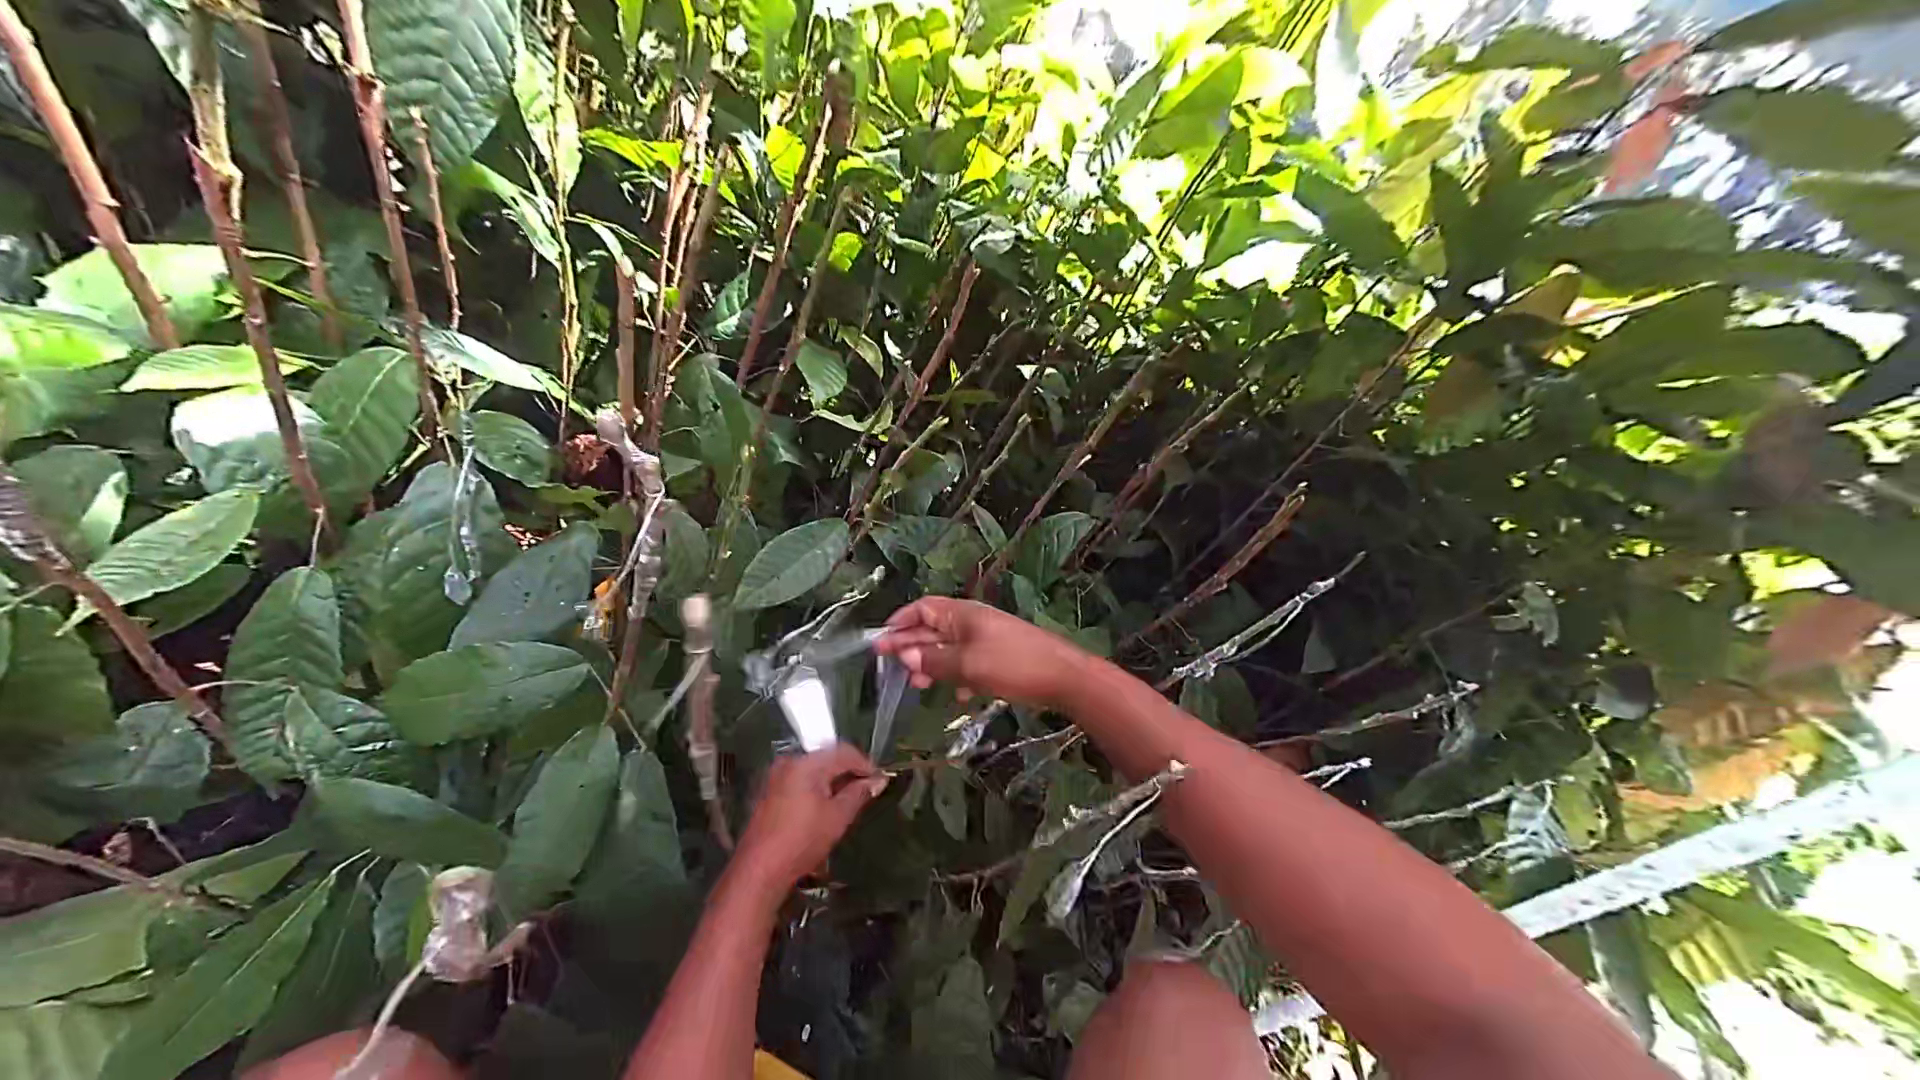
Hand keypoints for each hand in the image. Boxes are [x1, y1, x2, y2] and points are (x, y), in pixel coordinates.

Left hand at [733, 744, 885, 893]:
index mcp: (806, 763)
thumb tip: (878, 780)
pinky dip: (817, 786)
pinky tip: (826, 804)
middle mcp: (790, 762)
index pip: (844, 751)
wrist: (759, 870)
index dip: (865, 764)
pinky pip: (801, 778)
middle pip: (827, 756)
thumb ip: (859, 794)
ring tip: (849, 798)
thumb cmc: (802, 841)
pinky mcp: (771, 791)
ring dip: (833, 779)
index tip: (879, 780)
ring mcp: (777, 776)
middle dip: (849, 770)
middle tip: (867, 789)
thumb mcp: (838, 817)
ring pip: (814, 768)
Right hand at [874, 597, 1092, 708]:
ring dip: (932, 663)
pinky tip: (956, 695)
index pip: (922, 608)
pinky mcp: (1000, 658)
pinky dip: (957, 675)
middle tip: (889, 666)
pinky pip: (969, 662)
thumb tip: (905, 655)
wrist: (1065, 678)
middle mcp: (972, 622)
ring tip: (915, 684)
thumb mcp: (968, 665)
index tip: (880, 641)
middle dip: (911, 645)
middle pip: (933, 628)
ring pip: (949, 647)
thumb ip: (934, 660)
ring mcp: (987, 639)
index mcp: (962, 614)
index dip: (900, 622)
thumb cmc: (1013, 665)